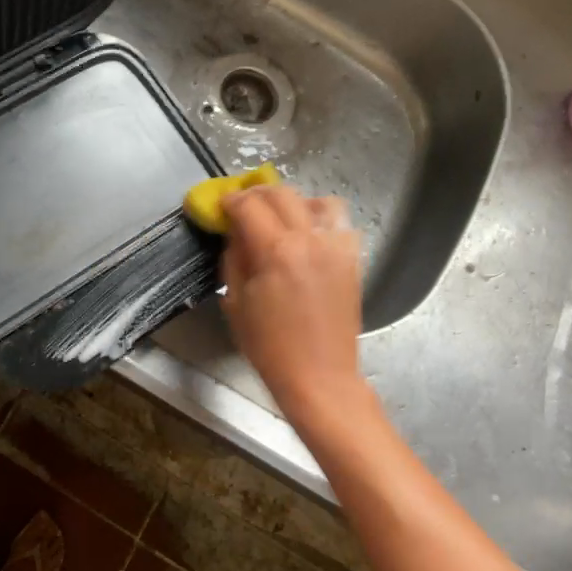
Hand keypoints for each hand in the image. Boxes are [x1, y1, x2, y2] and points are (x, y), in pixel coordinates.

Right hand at [221, 185, 366, 412]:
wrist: (319, 376)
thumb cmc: (269, 347)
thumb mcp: (236, 302)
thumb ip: (234, 258)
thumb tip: (235, 233)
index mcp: (275, 251)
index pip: (249, 205)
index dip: (230, 201)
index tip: (220, 205)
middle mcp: (309, 240)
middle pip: (282, 194)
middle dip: (257, 194)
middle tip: (243, 206)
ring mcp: (336, 248)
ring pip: (317, 201)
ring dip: (294, 202)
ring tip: (280, 218)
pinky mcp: (351, 259)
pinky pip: (339, 223)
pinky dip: (321, 219)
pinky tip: (308, 235)